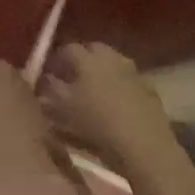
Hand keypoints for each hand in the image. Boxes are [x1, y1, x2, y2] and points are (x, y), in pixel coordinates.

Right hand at [40, 42, 178, 166]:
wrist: (143, 146)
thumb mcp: (63, 109)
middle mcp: (112, 59)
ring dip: (100, 71)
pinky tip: (114, 103)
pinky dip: (117, 84)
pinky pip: (127, 78)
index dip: (56, 59)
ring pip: (112, 62)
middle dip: (80, 59)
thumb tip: (46, 78)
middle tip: (70, 78)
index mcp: (88, 60)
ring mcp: (133, 72)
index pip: (67, 48)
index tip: (49, 73)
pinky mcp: (149, 88)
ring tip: (92, 91)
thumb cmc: (96, 125)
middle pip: (93, 49)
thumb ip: (51, 89)